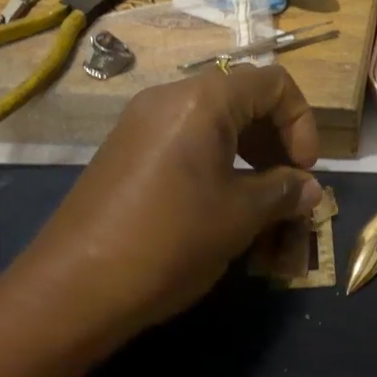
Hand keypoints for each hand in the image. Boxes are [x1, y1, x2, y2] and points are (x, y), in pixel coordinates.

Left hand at [3, 65, 324, 339]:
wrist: (67, 293)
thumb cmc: (168, 240)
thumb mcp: (239, 217)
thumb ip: (283, 192)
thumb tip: (309, 188)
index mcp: (204, 98)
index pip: (275, 83)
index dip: (301, 122)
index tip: (304, 170)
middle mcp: (171, 95)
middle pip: (243, 95)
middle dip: (276, 136)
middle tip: (287, 182)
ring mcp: (140, 121)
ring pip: (213, 117)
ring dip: (247, 148)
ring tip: (257, 196)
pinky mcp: (123, 149)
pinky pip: (183, 136)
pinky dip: (213, 157)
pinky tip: (216, 200)